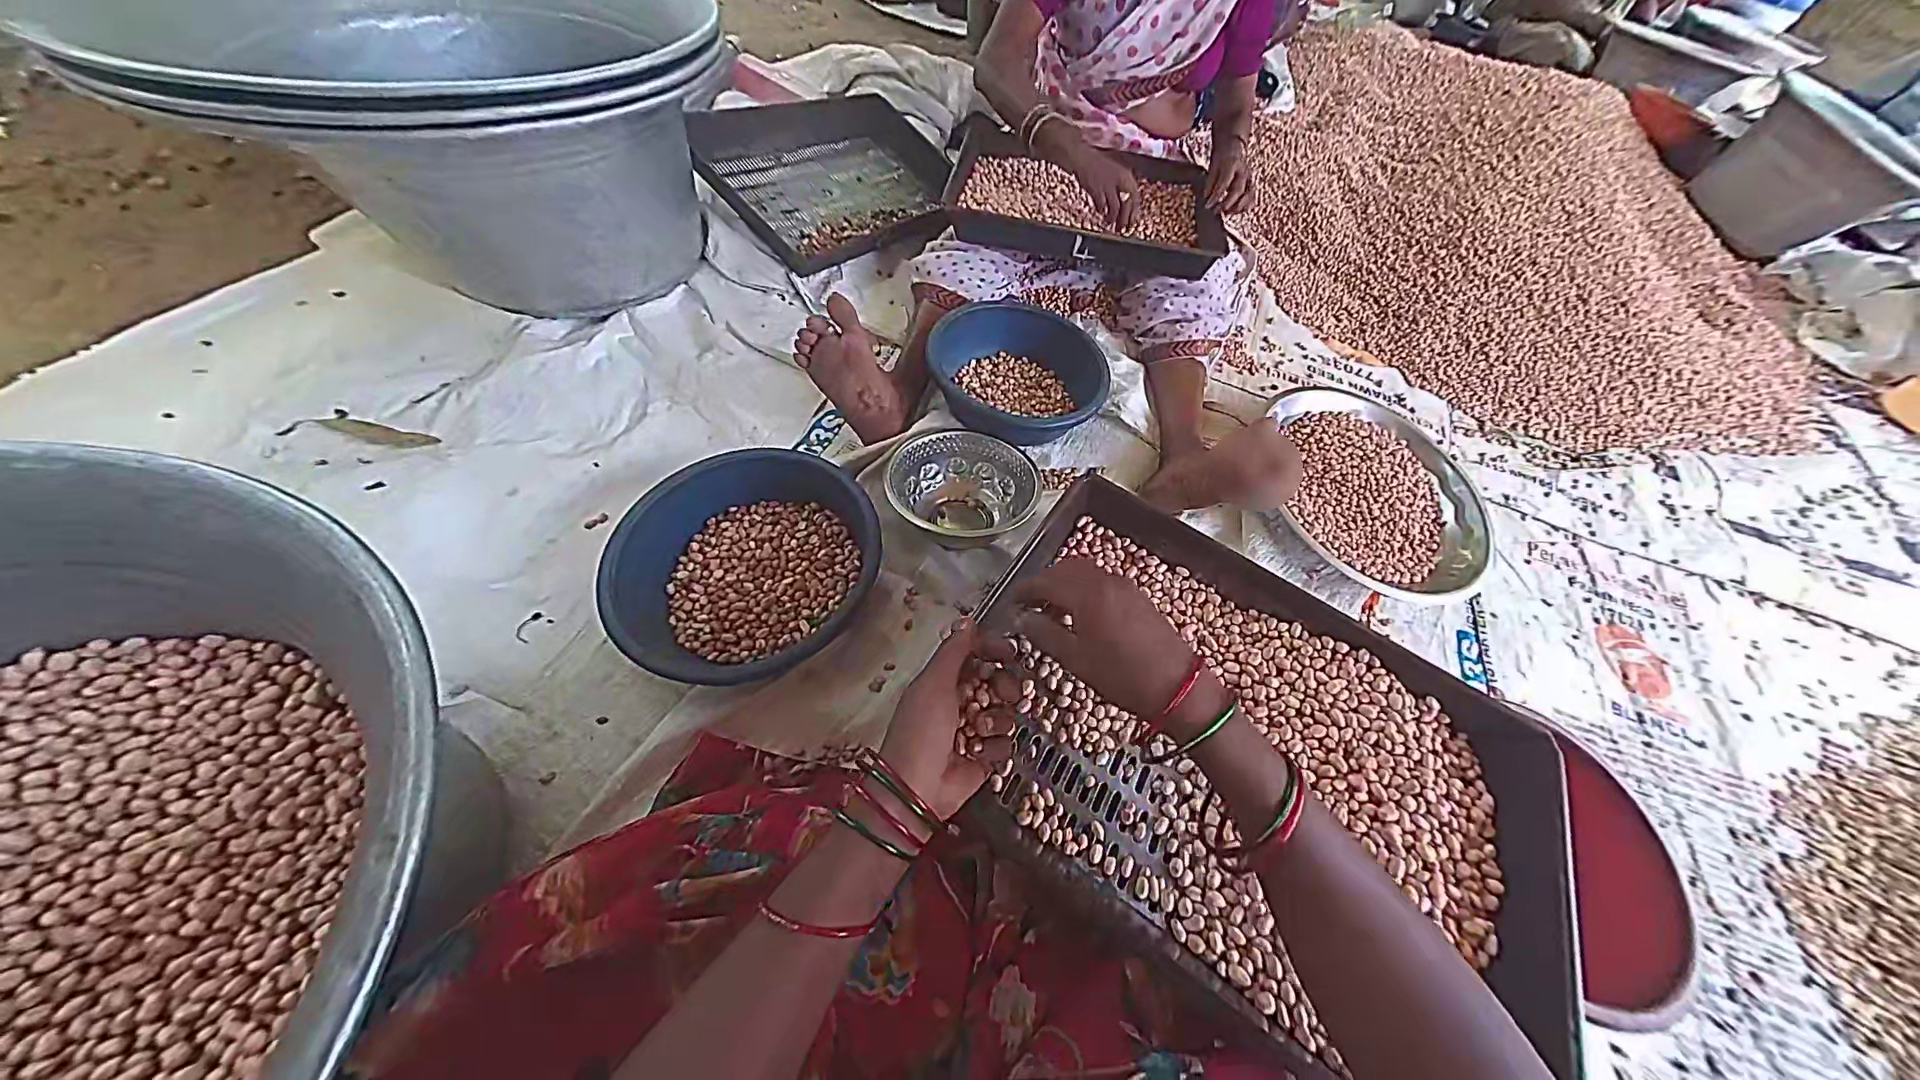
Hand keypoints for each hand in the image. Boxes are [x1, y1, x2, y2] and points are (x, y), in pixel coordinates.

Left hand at [876, 620, 1018, 824]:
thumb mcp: (933, 683)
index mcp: (944, 681)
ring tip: (980, 730)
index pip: (976, 656)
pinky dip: (994, 747)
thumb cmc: (920, 730)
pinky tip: (978, 753)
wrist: (916, 788)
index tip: (1009, 653)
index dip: (993, 651)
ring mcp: (974, 731)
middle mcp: (961, 702)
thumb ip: (953, 651)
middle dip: (1005, 686)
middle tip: (1005, 692)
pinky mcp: (986, 757)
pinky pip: (1006, 743)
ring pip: (1006, 712)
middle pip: (998, 682)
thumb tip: (967, 620)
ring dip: (997, 720)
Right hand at [996, 561, 1228, 739]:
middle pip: (1065, 570)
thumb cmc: (1122, 676)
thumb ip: (1043, 633)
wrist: (1178, 687)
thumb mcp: (1075, 659)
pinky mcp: (1137, 597)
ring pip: (1084, 574)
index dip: (1024, 590)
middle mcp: (1106, 581)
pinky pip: (1101, 582)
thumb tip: (1021, 618)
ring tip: (1051, 611)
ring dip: (1064, 585)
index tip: (1011, 603)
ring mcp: (1125, 587)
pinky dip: (1083, 590)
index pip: (1045, 580)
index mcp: (1087, 593)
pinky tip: (1078, 615)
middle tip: (1028, 606)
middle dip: (1043, 584)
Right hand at [1063, 143, 1140, 231]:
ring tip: (1110, 222)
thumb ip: (1121, 184)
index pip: (1135, 197)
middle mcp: (1119, 180)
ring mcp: (1108, 185)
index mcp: (1126, 175)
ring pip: (1115, 208)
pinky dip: (1101, 210)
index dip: (1134, 211)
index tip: (1132, 221)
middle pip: (1126, 205)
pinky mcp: (1096, 190)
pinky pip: (1102, 206)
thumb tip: (1125, 201)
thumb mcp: (1115, 170)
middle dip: (1124, 219)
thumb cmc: (1096, 162)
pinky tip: (1100, 211)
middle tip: (1121, 227)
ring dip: (1112, 218)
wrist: (1081, 156)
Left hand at [1205, 137, 1252, 213]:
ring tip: (1225, 212)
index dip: (1216, 196)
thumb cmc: (1222, 157)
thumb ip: (1210, 182)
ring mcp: (1250, 177)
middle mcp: (1244, 171)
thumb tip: (1206, 197)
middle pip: (1238, 190)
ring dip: (1237, 207)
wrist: (1234, 146)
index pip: (1224, 182)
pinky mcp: (1252, 183)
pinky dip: (1245, 206)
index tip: (1207, 206)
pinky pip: (1252, 197)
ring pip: (1248, 195)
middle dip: (1226, 203)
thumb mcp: (1213, 166)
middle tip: (1216, 211)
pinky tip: (1236, 211)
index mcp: (1232, 164)